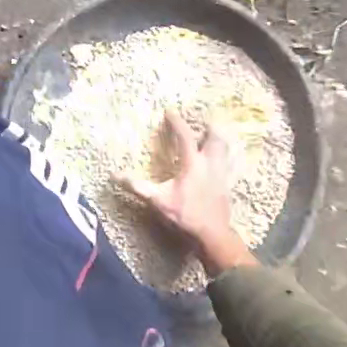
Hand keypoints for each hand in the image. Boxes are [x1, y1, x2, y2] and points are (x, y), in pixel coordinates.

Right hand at [120, 110, 255, 276]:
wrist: (212, 234)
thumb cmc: (184, 215)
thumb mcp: (157, 200)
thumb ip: (137, 186)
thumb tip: (114, 175)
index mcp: (192, 164)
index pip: (184, 136)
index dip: (176, 122)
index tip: (169, 111)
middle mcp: (210, 164)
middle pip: (215, 137)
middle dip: (208, 127)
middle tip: (202, 121)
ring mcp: (221, 174)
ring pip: (226, 149)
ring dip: (221, 139)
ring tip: (214, 135)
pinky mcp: (228, 185)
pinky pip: (232, 164)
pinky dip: (229, 156)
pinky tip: (227, 159)